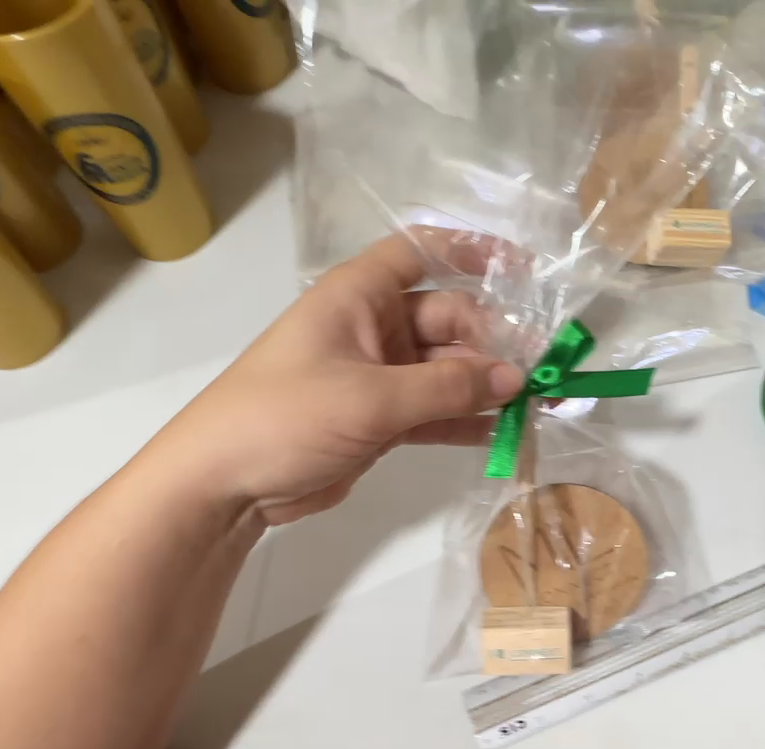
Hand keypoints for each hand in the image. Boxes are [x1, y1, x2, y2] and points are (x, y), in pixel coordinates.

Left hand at [143, 232, 524, 525]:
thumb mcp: (371, 398)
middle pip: (447, 318)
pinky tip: (501, 433)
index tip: (520, 270)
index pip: (419, 252)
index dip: (469, 251)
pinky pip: (435, 411)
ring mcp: (378, 376)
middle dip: (491, 342)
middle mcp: (373, 328)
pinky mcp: (381, 419)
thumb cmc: (286, 415)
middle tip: (538, 372)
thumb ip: (447, 388)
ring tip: (533, 405)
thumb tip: (515, 378)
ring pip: (445, 370)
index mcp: (359, 297)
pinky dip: (464, 421)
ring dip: (484, 387)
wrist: (227, 481)